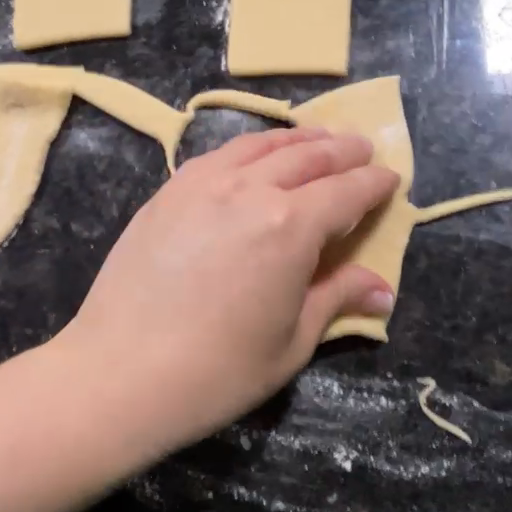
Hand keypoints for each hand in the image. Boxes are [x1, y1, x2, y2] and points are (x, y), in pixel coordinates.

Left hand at [54, 128, 400, 450]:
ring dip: (297, 139)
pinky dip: (249, 148)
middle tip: (362, 148)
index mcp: (292, 225)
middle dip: (341, 150)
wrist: (120, 373)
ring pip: (261, 145)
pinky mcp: (167, 192)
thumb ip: (337, 299)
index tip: (392, 178)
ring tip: (316, 139)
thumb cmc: (218, 370)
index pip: (347, 192)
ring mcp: (202, 184)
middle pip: (307, 157)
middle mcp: (250, 189)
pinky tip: (253, 157)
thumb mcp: (291, 342)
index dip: (374, 184)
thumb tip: (382, 288)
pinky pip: (219, 155)